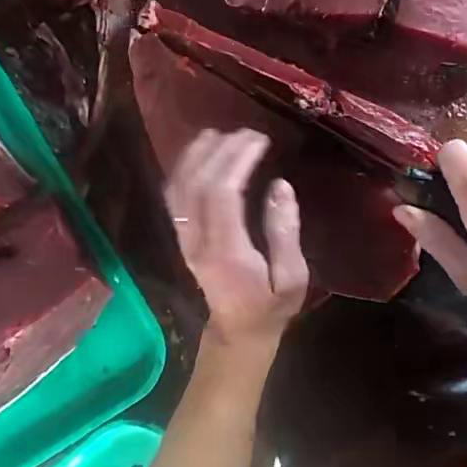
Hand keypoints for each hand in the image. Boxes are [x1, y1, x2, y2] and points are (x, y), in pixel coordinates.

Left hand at [165, 129, 309, 351]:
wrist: (238, 334)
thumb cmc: (271, 307)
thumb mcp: (292, 278)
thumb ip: (284, 232)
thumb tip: (280, 186)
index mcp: (227, 251)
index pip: (222, 194)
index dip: (237, 161)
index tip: (260, 140)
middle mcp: (198, 242)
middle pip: (198, 184)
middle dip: (221, 151)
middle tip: (247, 133)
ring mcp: (184, 240)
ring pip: (179, 188)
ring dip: (195, 157)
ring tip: (217, 133)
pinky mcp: (182, 238)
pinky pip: (174, 198)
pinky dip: (183, 171)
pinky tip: (198, 155)